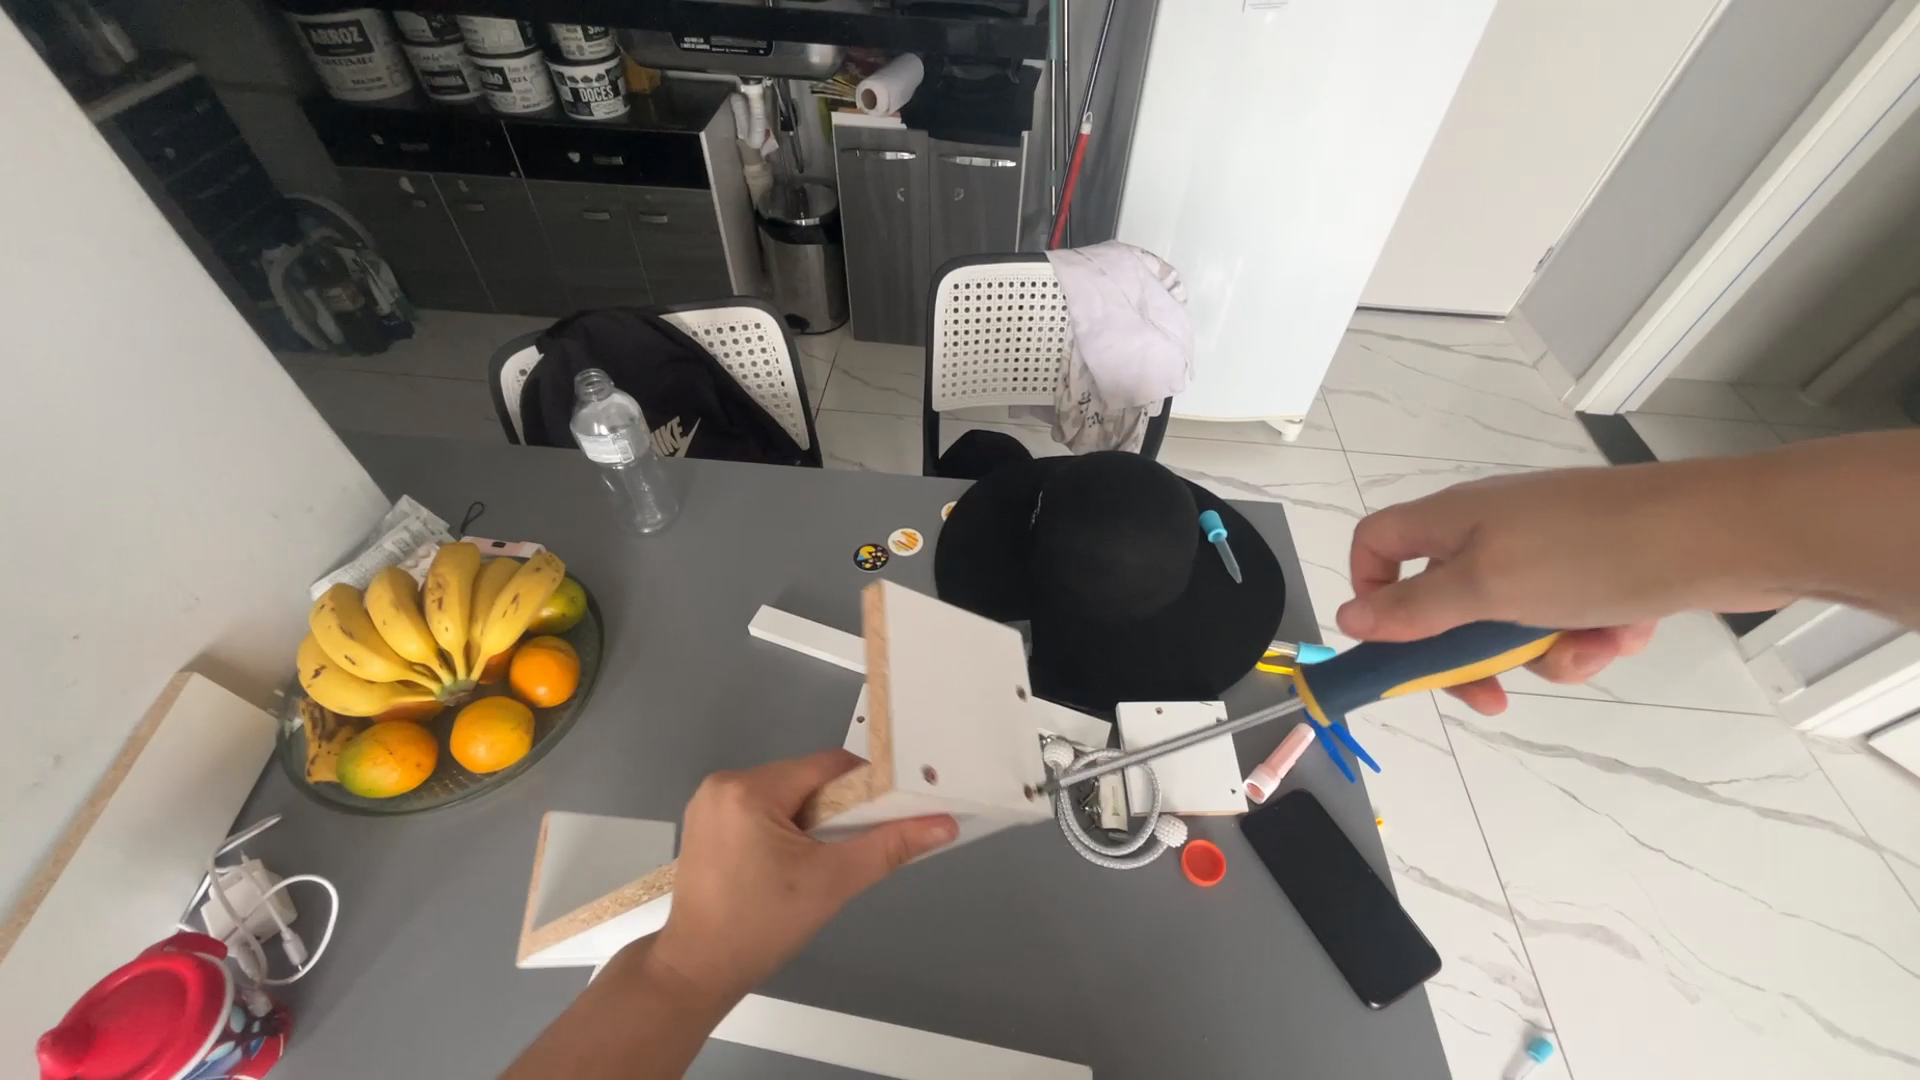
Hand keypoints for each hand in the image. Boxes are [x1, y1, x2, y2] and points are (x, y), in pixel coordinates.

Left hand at [648, 750, 957, 1001]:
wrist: (696, 973)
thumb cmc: (762, 927)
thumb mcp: (833, 883)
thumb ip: (890, 846)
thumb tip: (943, 824)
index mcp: (750, 789)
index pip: (828, 766)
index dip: (863, 786)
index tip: (882, 815)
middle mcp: (725, 782)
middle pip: (805, 778)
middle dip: (833, 809)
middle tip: (842, 850)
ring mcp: (710, 800)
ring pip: (785, 792)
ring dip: (808, 817)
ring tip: (811, 861)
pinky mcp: (705, 820)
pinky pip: (760, 806)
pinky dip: (782, 824)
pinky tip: (784, 861)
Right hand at [1336, 464, 1792, 712]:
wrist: (1736, 532)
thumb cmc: (1589, 554)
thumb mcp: (1486, 589)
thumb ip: (1413, 609)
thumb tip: (1347, 619)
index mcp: (1450, 521)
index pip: (1375, 544)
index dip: (1370, 590)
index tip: (1392, 640)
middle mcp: (1488, 529)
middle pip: (1442, 597)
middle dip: (1466, 651)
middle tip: (1488, 694)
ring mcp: (1543, 546)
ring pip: (1507, 616)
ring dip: (1538, 649)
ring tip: (1584, 650)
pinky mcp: (1594, 564)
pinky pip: (1561, 612)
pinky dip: (1583, 634)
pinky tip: (1619, 636)